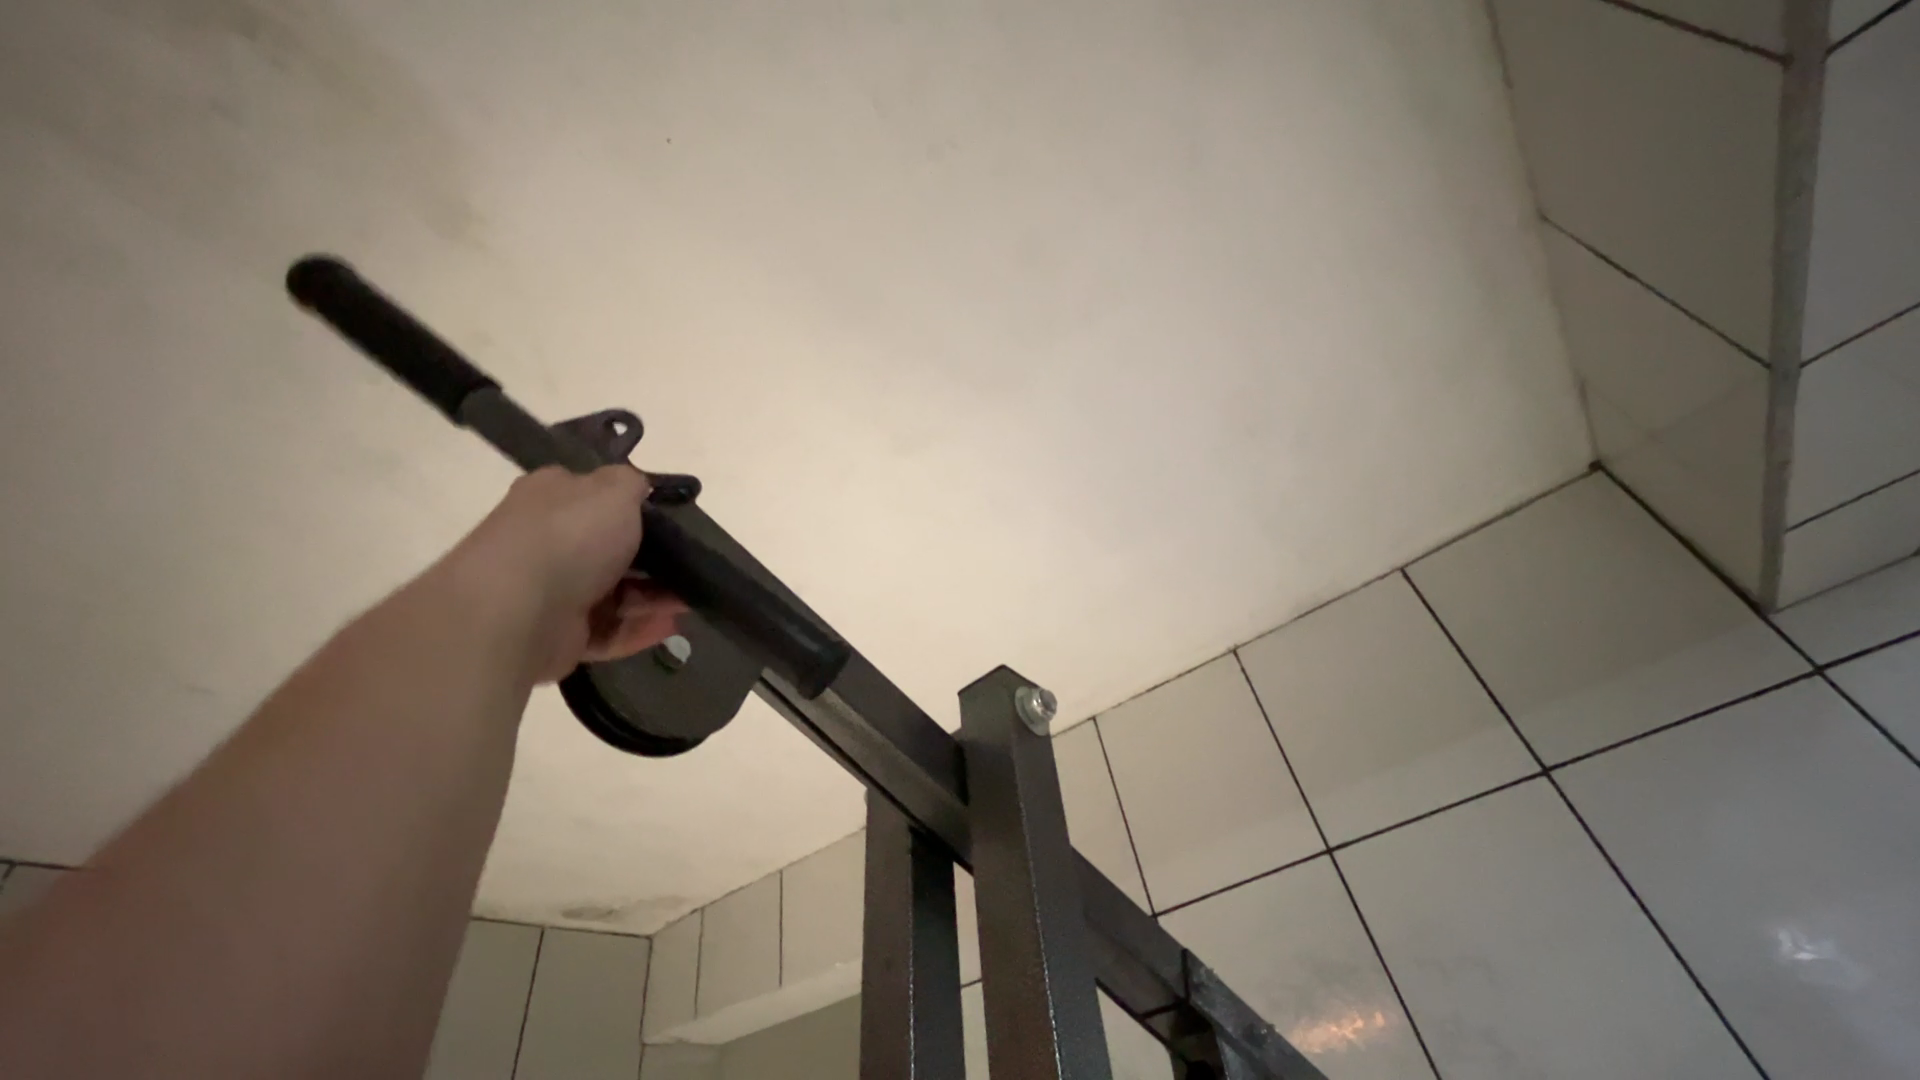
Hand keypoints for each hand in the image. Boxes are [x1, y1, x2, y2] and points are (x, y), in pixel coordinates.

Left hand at [445, 465, 686, 682]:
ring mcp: (552, 592)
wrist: (514, 608)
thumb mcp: (614, 490)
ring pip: (614, 594)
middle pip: (610, 550)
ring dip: (653, 597)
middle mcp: (548, 542)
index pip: (593, 497)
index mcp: (552, 499)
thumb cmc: (570, 536)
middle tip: (691, 565)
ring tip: (691, 600)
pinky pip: (607, 632)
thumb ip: (633, 484)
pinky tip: (671, 626)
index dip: (633, 507)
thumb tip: (639, 487)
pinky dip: (639, 630)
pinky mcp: (559, 637)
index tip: (671, 520)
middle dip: (654, 559)